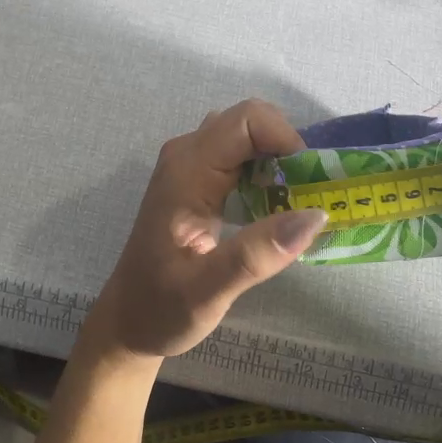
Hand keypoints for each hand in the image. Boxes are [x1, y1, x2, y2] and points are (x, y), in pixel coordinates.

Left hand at [81, 100, 328, 361]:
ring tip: (294, 202)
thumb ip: (257, 254)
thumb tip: (315, 215)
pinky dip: (265, 171)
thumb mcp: (209, 292)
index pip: (245, 120)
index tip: (308, 180)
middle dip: (286, 148)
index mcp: (187, 171)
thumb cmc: (162, 308)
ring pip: (245, 135)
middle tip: (307, 194)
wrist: (126, 322)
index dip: (284, 137)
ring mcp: (190, 165)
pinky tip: (274, 208)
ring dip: (277, 159)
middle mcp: (187, 155)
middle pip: (248, 121)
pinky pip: (239, 155)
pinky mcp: (196, 179)